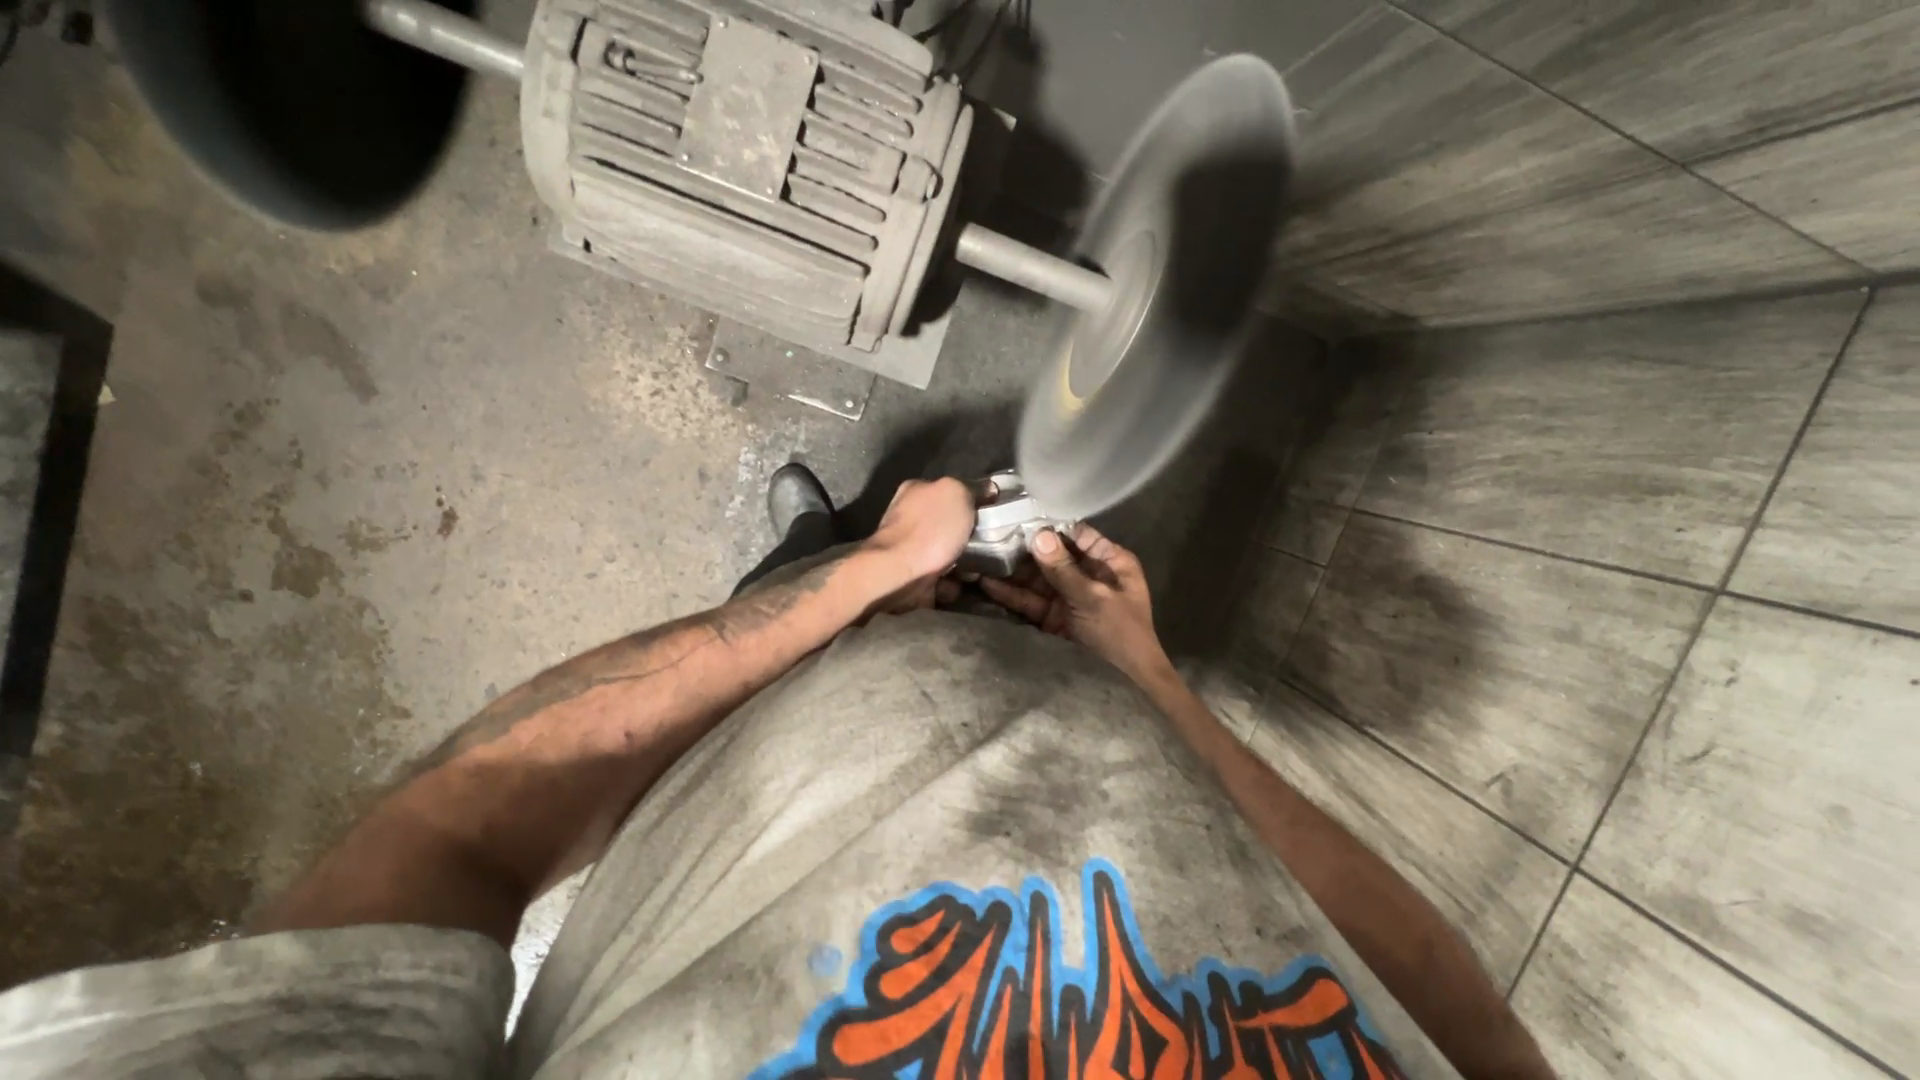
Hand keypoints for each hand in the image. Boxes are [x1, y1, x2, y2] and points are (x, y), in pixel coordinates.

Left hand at [858, 478, 976, 612]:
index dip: (974, 502)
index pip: (953, 491)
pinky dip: (949, 585)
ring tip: (975, 572)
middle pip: (951, 525)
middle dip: (969, 538)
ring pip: (948, 554)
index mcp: (917, 489)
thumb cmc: (929, 530)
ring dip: (963, 564)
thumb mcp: (957, 493)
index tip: (992, 516)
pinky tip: (955, 585)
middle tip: (988, 547)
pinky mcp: (911, 574)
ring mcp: (908, 547)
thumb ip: (972, 488)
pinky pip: (940, 579)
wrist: (899, 573)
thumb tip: (987, 489)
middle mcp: (910, 515)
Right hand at [978, 524, 1169, 682]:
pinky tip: (987, 583)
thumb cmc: (1120, 633)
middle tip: (992, 534)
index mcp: (1110, 562)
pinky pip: (1030, 601)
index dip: (1050, 527)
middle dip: (1024, 548)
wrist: (1126, 681)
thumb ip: (1064, 569)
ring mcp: (1068, 596)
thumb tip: (1038, 535)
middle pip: (1052, 555)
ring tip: (982, 555)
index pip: (1077, 535)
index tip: (1020, 516)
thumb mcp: (1094, 598)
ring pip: (1036, 577)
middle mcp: (1087, 574)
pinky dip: (1010, 594)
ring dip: (1012, 570)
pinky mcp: (1052, 617)